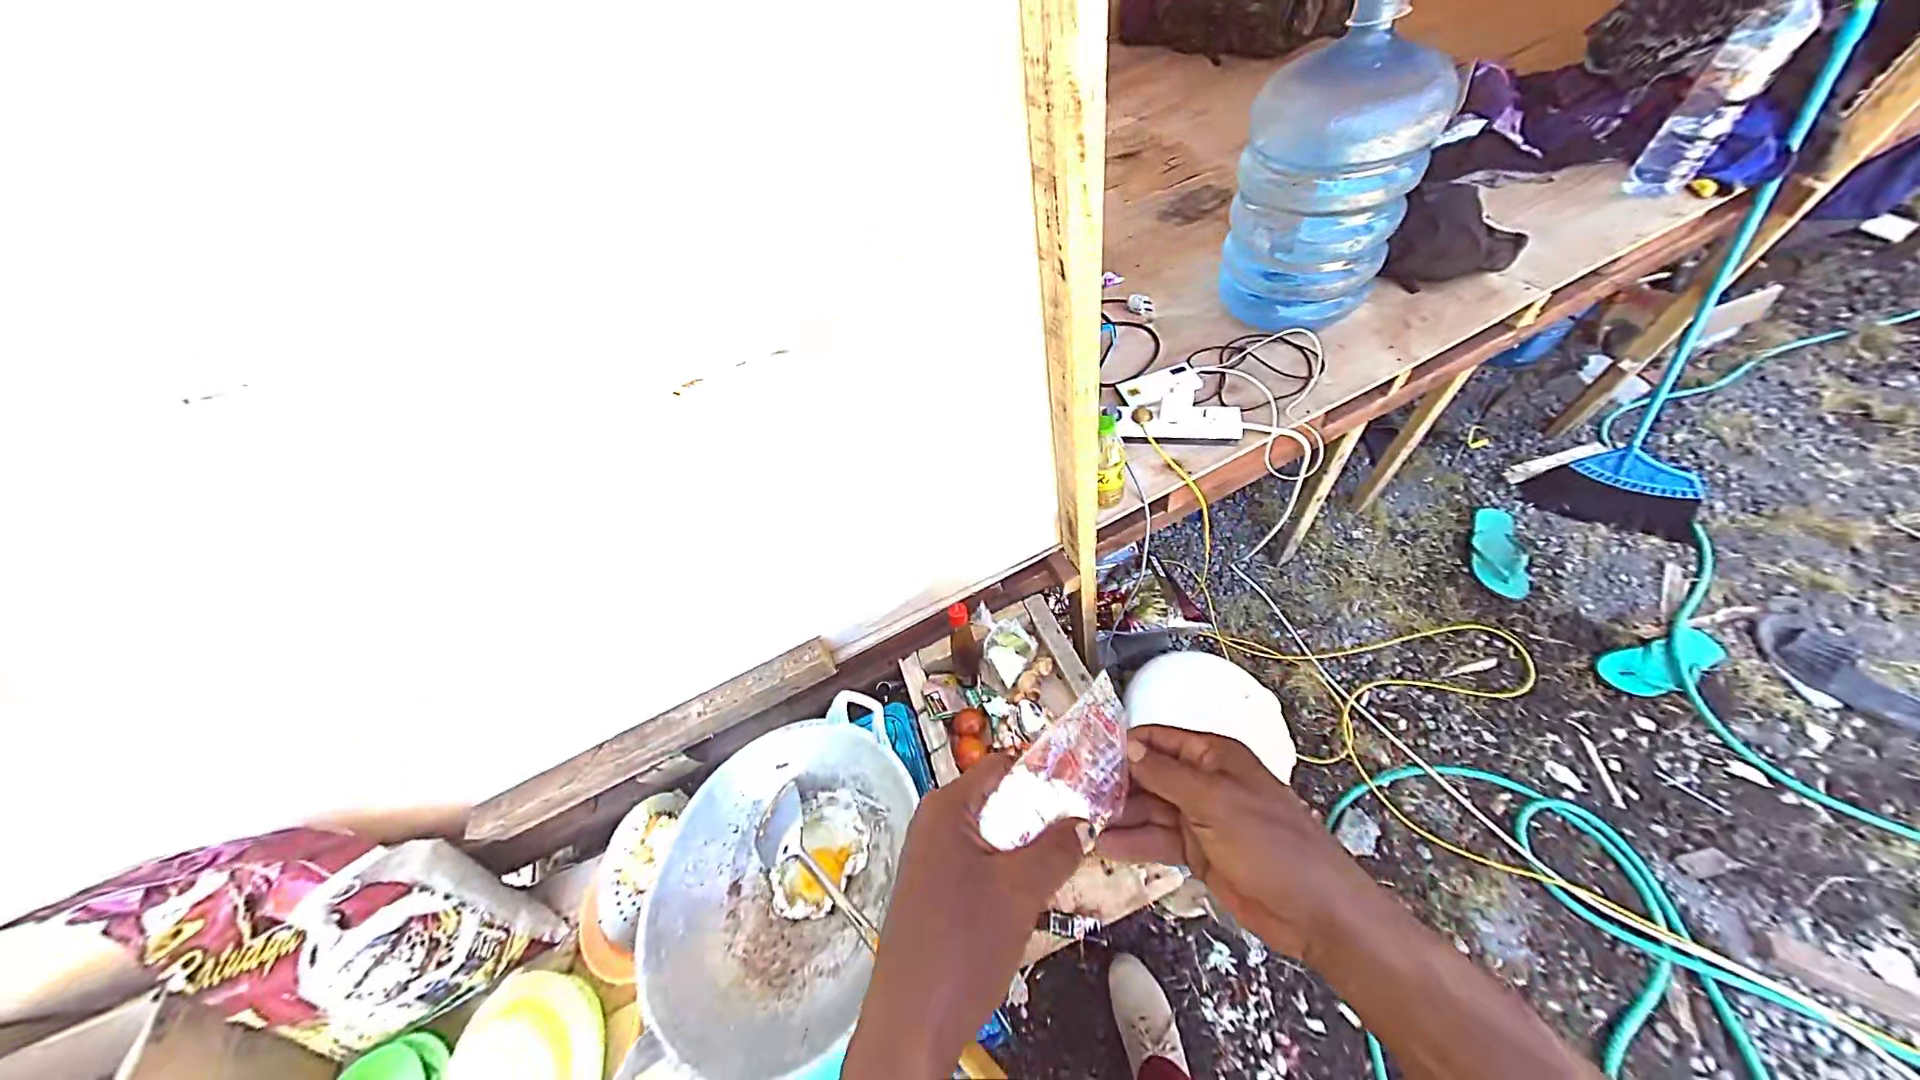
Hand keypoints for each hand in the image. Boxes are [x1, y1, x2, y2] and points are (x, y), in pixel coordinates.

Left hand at [844, 753, 1081, 1077]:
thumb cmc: (957, 948)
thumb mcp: (1021, 891)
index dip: (1042, 772)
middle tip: (1076, 832)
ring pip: (993, 835)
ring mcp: (932, 858)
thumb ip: (1057, 848)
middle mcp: (933, 824)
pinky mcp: (936, 889)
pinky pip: (982, 862)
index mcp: (945, 808)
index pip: (1000, 766)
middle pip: (998, 800)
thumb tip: (1081, 823)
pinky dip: (1009, 870)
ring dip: (1027, 847)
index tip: (1079, 787)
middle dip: (1039, 815)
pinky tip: (1028, 897)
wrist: (912, 1025)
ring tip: (1057, 867)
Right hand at [1097, 725, 1377, 961]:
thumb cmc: (1274, 845)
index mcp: (1212, 757)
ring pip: (1148, 810)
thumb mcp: (1215, 802)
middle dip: (1113, 784)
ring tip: (1082, 821)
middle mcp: (1202, 782)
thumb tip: (1127, 746)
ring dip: (1118, 816)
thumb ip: (1166, 774)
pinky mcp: (1196, 852)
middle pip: (1147, 775)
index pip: (1156, 740)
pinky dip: (1133, 842)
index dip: (1122, 745)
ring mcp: (1198, 818)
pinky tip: (1105, 846)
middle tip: (1074, 793)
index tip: (1085, 754)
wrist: (1317, 913)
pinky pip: (1157, 840)